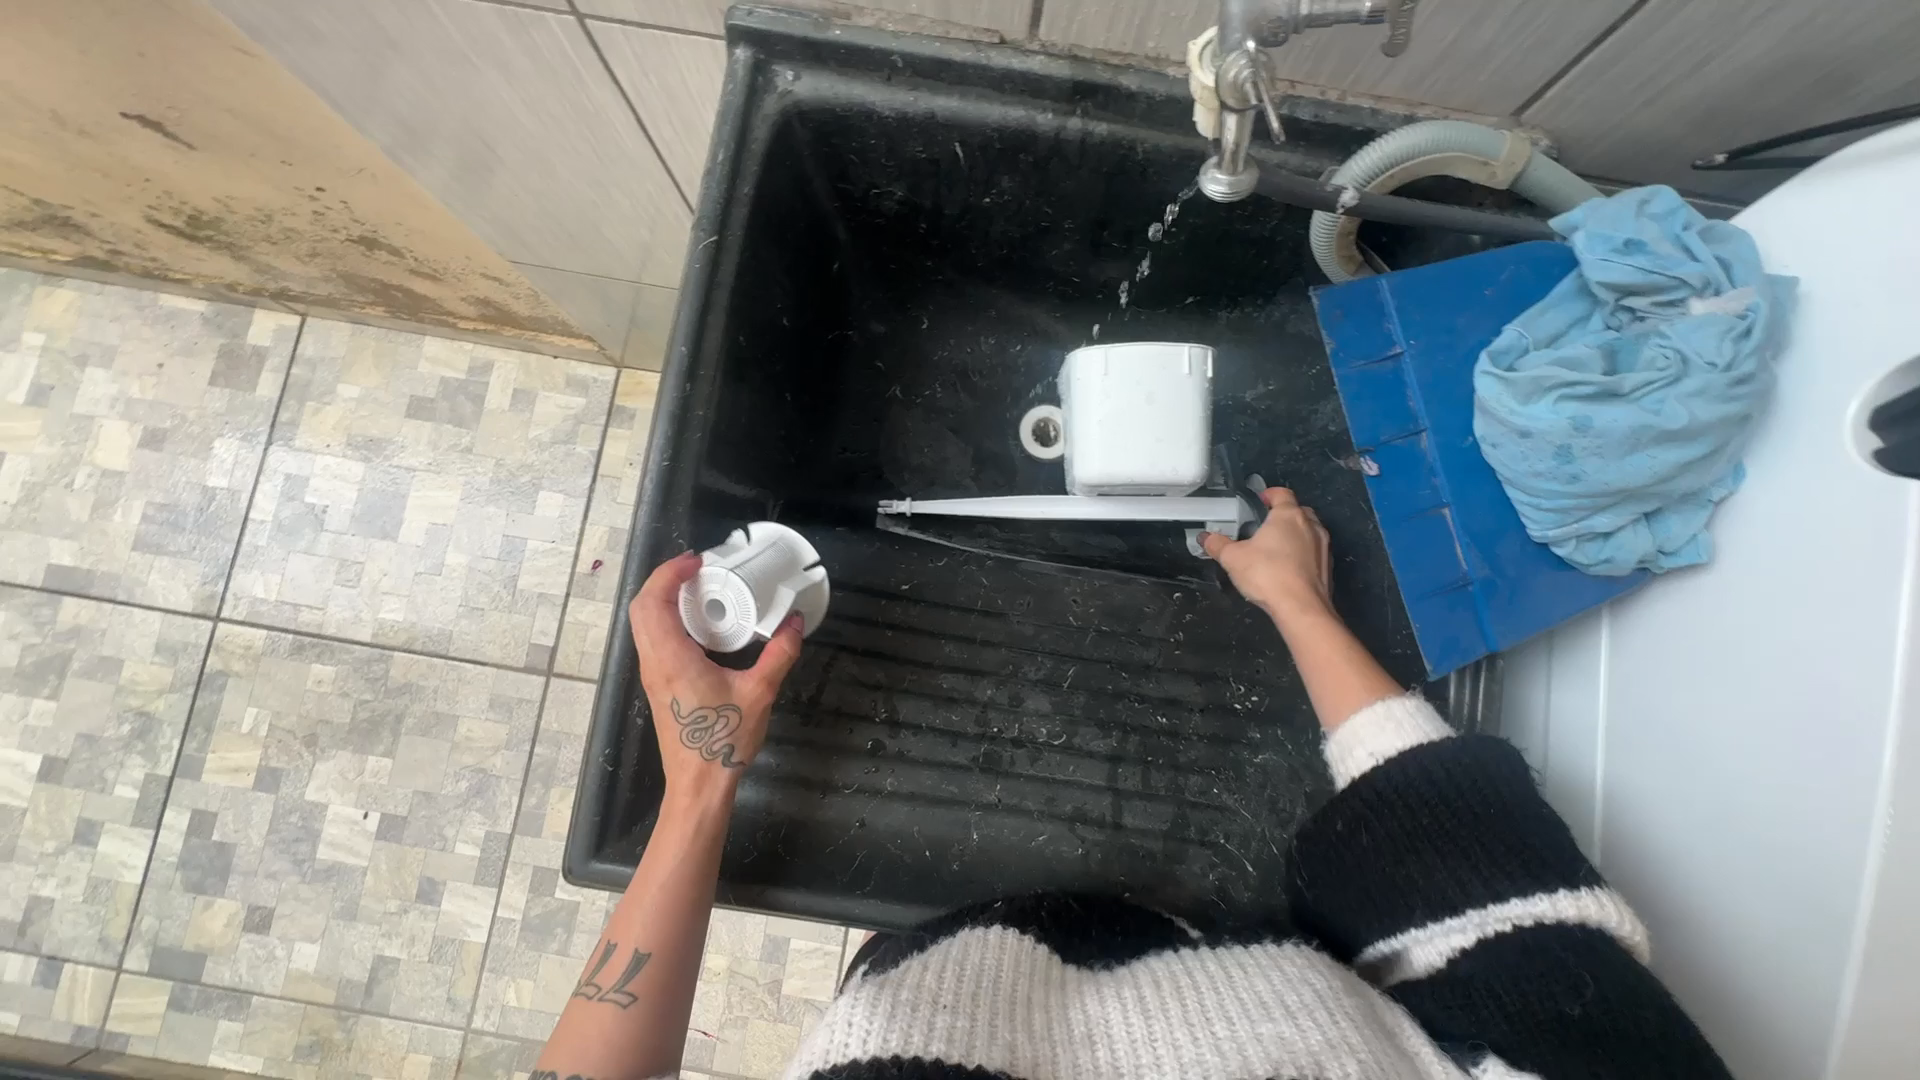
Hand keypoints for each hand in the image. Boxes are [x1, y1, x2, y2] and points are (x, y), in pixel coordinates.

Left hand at [629, 552, 804, 799]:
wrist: (699, 785)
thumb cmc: (724, 740)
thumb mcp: (760, 692)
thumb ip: (779, 654)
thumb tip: (795, 622)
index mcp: (671, 658)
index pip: (653, 603)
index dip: (669, 574)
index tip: (697, 561)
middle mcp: (654, 662)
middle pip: (641, 608)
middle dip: (664, 580)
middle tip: (697, 568)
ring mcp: (653, 675)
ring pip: (644, 624)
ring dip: (663, 599)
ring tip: (698, 588)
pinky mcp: (660, 685)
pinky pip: (654, 639)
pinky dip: (668, 619)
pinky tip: (699, 623)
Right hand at [1200, 487, 1333, 630]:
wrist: (1301, 608)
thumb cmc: (1267, 574)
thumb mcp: (1232, 558)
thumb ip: (1217, 545)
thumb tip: (1204, 537)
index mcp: (1288, 516)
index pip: (1282, 494)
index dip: (1270, 494)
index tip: (1259, 500)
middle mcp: (1310, 525)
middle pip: (1299, 511)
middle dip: (1284, 514)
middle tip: (1266, 524)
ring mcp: (1323, 546)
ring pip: (1310, 531)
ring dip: (1296, 534)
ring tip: (1277, 546)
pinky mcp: (1328, 566)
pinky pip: (1315, 551)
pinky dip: (1304, 553)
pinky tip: (1289, 567)